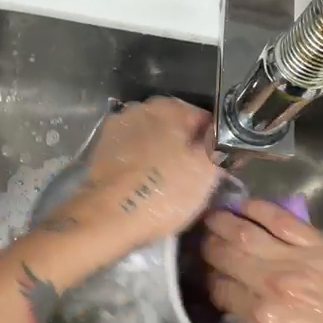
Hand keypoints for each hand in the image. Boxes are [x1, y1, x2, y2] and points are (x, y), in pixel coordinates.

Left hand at [35, 97, 222, 257]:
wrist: (109, 215)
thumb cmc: (163, 191)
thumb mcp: (206, 171)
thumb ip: (218, 144)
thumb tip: (220, 134)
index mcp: (170, 107)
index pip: (203, 118)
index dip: (213, 142)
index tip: (214, 165)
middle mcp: (142, 108)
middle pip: (175, 126)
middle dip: (185, 146)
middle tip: (193, 177)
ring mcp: (119, 126)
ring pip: (152, 137)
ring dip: (161, 153)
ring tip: (168, 183)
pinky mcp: (103, 147)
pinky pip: (132, 150)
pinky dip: (141, 162)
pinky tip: (144, 183)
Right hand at [203, 202, 322, 322]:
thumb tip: (245, 303)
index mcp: (268, 319)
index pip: (223, 292)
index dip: (208, 282)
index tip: (201, 274)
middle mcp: (276, 284)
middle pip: (229, 256)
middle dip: (208, 247)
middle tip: (197, 240)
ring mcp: (300, 259)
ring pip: (248, 232)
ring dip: (224, 222)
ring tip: (210, 217)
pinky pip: (282, 219)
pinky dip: (259, 209)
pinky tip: (244, 205)